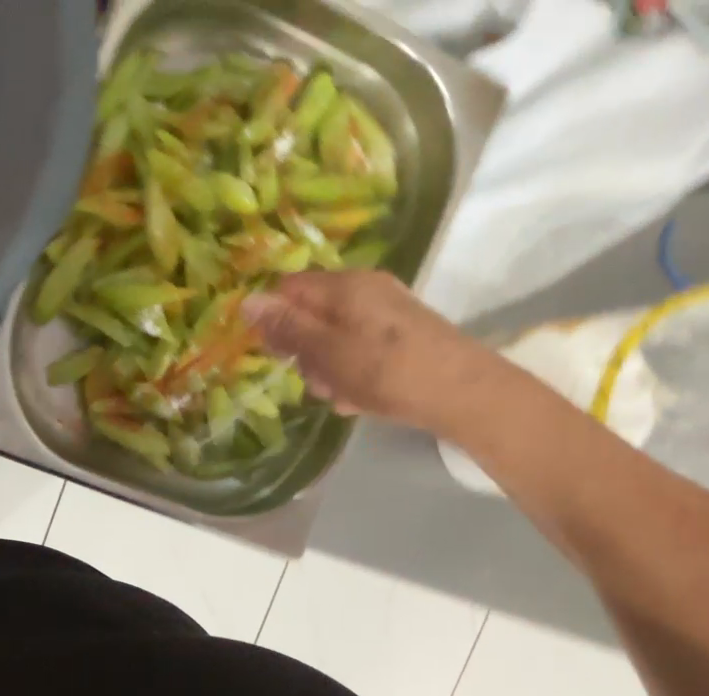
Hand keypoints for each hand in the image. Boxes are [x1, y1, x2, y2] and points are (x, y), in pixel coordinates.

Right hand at [241, 271, 511, 433]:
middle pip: (308, 315)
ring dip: (324, 368)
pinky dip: (348, 372)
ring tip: (340, 392)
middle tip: (313, 377)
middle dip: (301, 350)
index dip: (271, 318)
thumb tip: (246, 300)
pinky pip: (354, 350)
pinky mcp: (397, 336)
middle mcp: (364, 290)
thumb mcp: (326, 350)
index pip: (286, 289)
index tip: (273, 351)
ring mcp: (383, 313)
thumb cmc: (387, 370)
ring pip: (329, 338)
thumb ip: (286, 326)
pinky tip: (358, 396)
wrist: (463, 394)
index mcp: (344, 286)